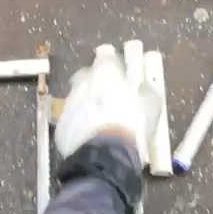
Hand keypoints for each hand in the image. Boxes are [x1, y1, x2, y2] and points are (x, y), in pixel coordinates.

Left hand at [54, 43, 161, 159]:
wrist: (105, 157)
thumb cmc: (132, 124)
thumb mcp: (151, 105)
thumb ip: (146, 90)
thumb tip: (144, 87)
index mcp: (105, 71)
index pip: (106, 56)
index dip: (114, 64)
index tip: (122, 74)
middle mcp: (83, 82)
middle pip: (87, 75)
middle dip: (96, 82)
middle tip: (109, 96)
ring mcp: (69, 104)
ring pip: (77, 98)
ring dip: (86, 104)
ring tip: (100, 120)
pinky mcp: (61, 127)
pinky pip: (71, 121)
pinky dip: (79, 125)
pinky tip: (90, 137)